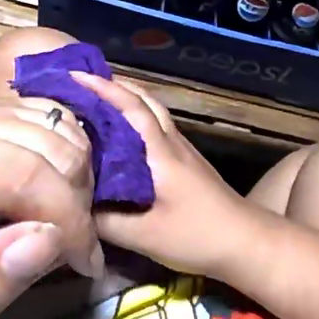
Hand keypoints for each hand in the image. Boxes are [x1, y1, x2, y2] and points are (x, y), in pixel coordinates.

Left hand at [0, 100, 102, 318]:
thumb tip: (45, 240)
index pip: (18, 174)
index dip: (65, 216)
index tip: (84, 262)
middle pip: (48, 145)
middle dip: (76, 201)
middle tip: (72, 249)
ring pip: (61, 128)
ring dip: (79, 179)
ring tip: (62, 224)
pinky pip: (61, 118)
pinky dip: (75, 157)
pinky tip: (59, 193)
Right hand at [70, 72, 252, 276]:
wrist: (247, 243)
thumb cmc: (197, 235)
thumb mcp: (144, 236)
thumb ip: (105, 222)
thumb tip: (71, 207)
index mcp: (161, 153)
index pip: (132, 108)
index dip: (104, 89)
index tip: (75, 76)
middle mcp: (173, 143)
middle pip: (146, 101)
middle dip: (115, 86)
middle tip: (82, 85)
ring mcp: (184, 152)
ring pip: (154, 113)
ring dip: (128, 101)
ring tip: (97, 105)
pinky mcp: (189, 164)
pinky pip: (158, 130)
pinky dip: (137, 121)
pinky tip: (122, 138)